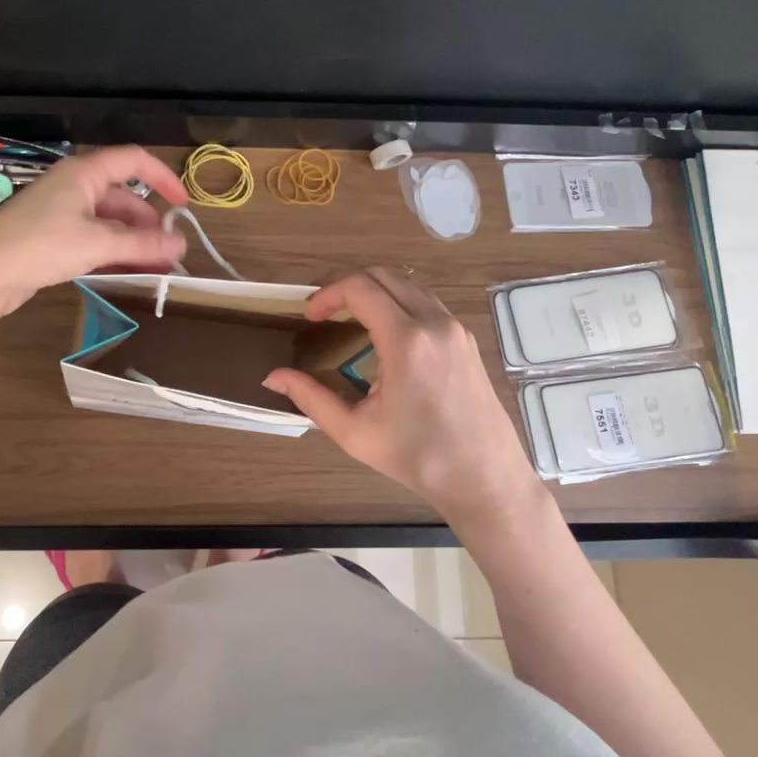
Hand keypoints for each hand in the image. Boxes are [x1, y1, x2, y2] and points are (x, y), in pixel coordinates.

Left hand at [0, 145, 190, 315]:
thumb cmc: (40, 247)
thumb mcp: (97, 244)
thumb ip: (142, 244)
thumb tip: (181, 244)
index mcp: (83, 173)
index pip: (133, 160)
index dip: (163, 177)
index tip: (184, 204)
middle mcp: (72, 184)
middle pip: (121, 195)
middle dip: (148, 221)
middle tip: (169, 250)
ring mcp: (59, 209)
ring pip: (106, 219)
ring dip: (131, 239)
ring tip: (154, 265)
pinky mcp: (49, 234)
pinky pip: (90, 235)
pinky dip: (111, 249)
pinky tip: (125, 270)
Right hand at [263, 268, 547, 533]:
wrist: (485, 480)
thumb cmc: (418, 458)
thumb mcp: (354, 432)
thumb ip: (310, 397)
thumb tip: (272, 376)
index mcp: (407, 341)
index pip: (360, 288)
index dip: (327, 294)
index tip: (309, 315)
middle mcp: (435, 324)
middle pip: (384, 276)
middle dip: (347, 284)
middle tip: (323, 309)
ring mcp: (455, 329)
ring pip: (408, 285)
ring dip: (375, 291)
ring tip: (349, 317)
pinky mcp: (466, 340)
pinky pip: (427, 302)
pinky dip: (399, 303)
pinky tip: (384, 334)